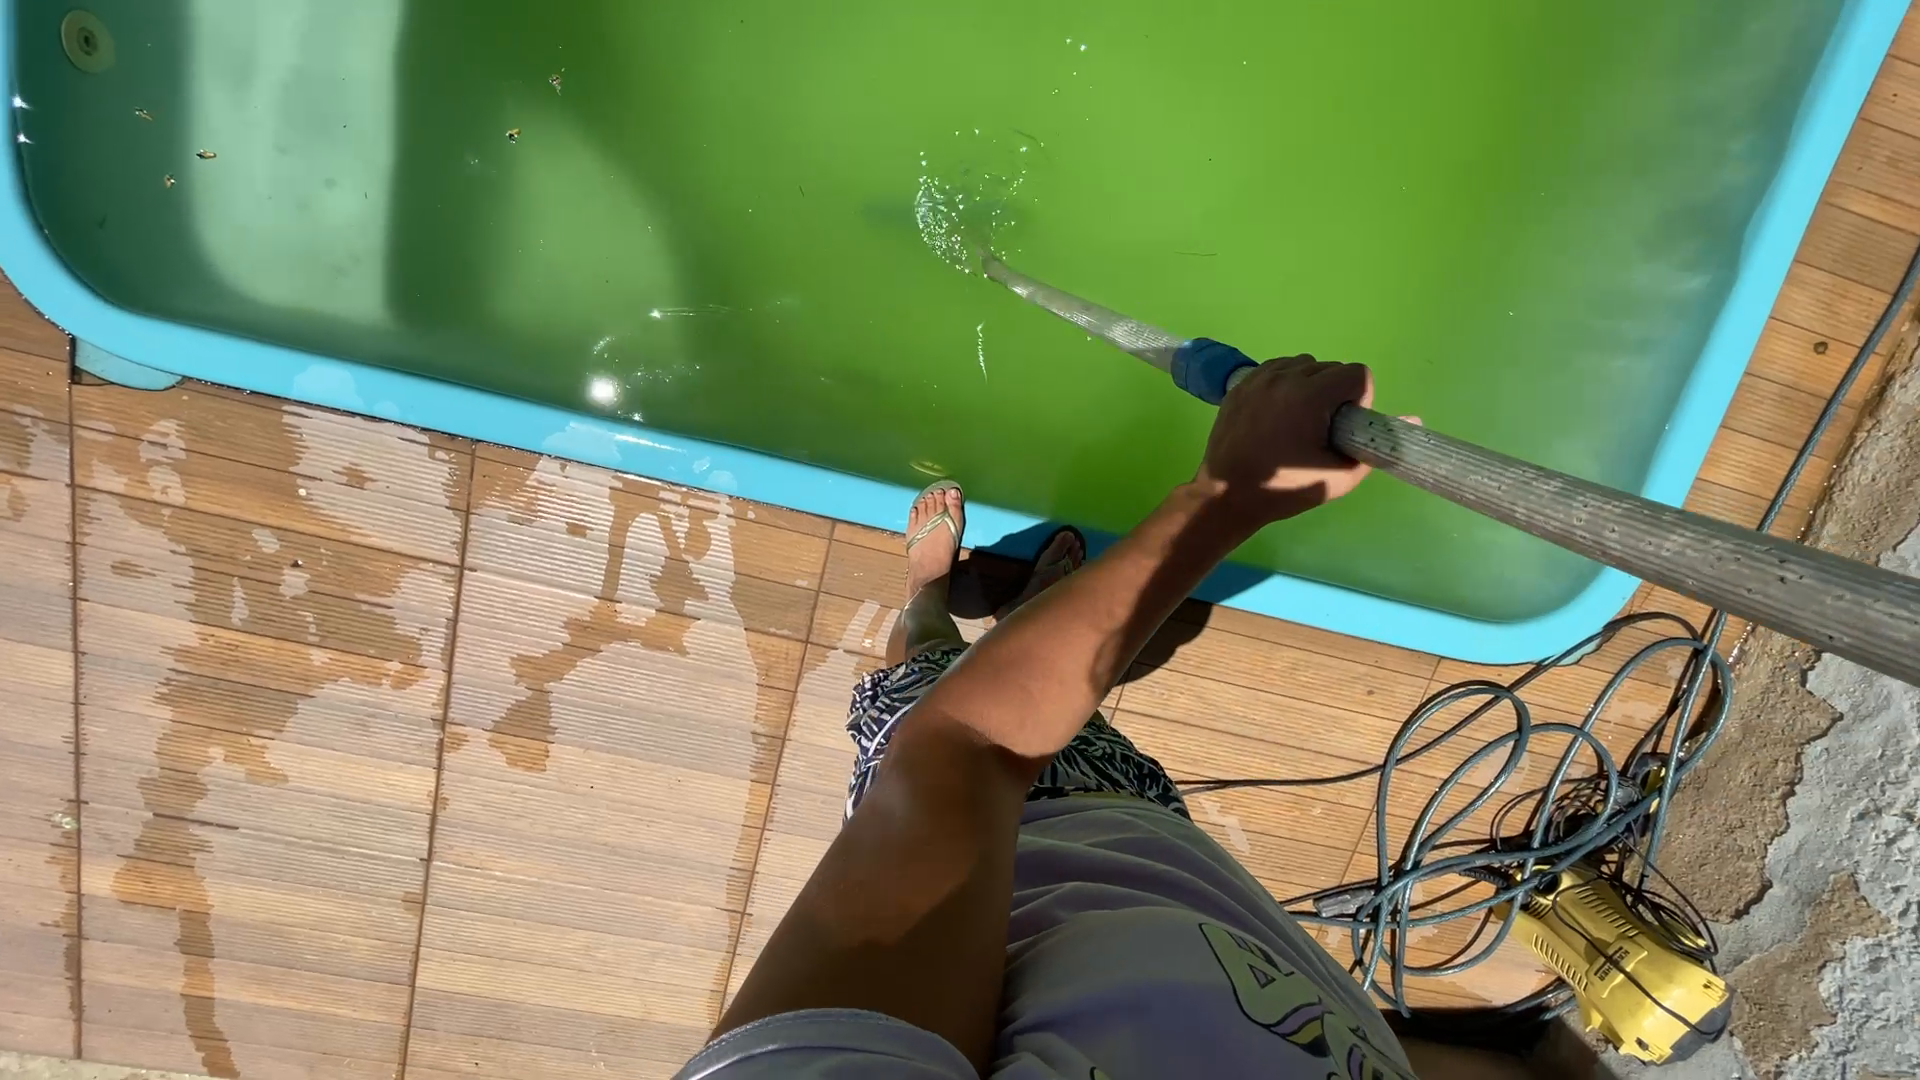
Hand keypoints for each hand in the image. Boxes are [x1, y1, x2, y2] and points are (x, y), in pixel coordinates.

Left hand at [1194, 354, 1383, 526]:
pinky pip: (1274, 369)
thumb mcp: (1339, 477)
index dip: (1358, 401)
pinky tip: (1276, 413)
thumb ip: (1378, 446)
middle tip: (1317, 430)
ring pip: (1302, 365)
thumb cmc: (1284, 490)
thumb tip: (1415, 420)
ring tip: (1296, 421)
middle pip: (1330, 368)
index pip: (1357, 374)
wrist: (1225, 495)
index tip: (1340, 428)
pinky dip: (1283, 384)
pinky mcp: (1239, 386)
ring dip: (1308, 386)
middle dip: (1333, 394)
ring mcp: (1257, 379)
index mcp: (1309, 395)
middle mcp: (1283, 378)